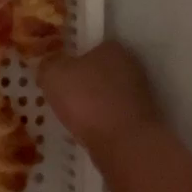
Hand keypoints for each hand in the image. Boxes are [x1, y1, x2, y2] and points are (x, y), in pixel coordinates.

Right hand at [39, 40, 166, 158]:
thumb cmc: (87, 99)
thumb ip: (48, 65)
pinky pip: (114, 117)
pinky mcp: (143, 122)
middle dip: (84, 82)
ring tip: (73, 118)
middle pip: (100, 71)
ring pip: (108, 96)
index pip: (91, 46)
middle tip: (62, 95)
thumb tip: (49, 65)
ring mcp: (140, 96)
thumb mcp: (53, 74)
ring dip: (93, 105)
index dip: (73, 58)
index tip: (58, 72)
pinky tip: (88, 133)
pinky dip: (102, 123)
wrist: (124, 144)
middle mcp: (131, 67)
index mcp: (113, 49)